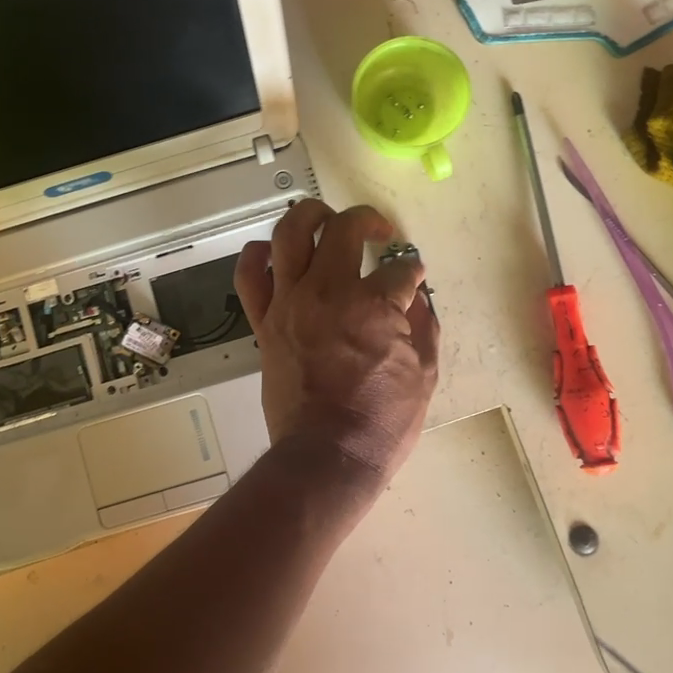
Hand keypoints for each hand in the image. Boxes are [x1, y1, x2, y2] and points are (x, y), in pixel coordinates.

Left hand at [233, 201, 439, 475]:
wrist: (327, 456)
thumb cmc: (381, 422)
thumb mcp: (424, 375)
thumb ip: (424, 327)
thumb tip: (416, 298)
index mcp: (374, 306)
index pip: (400, 270)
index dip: (412, 271)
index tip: (413, 279)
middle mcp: (328, 292)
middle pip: (344, 229)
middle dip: (368, 220)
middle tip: (379, 231)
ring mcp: (290, 303)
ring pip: (290, 234)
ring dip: (311, 216)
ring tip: (326, 219)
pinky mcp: (264, 322)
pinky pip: (249, 277)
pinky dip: (257, 257)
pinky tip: (272, 252)